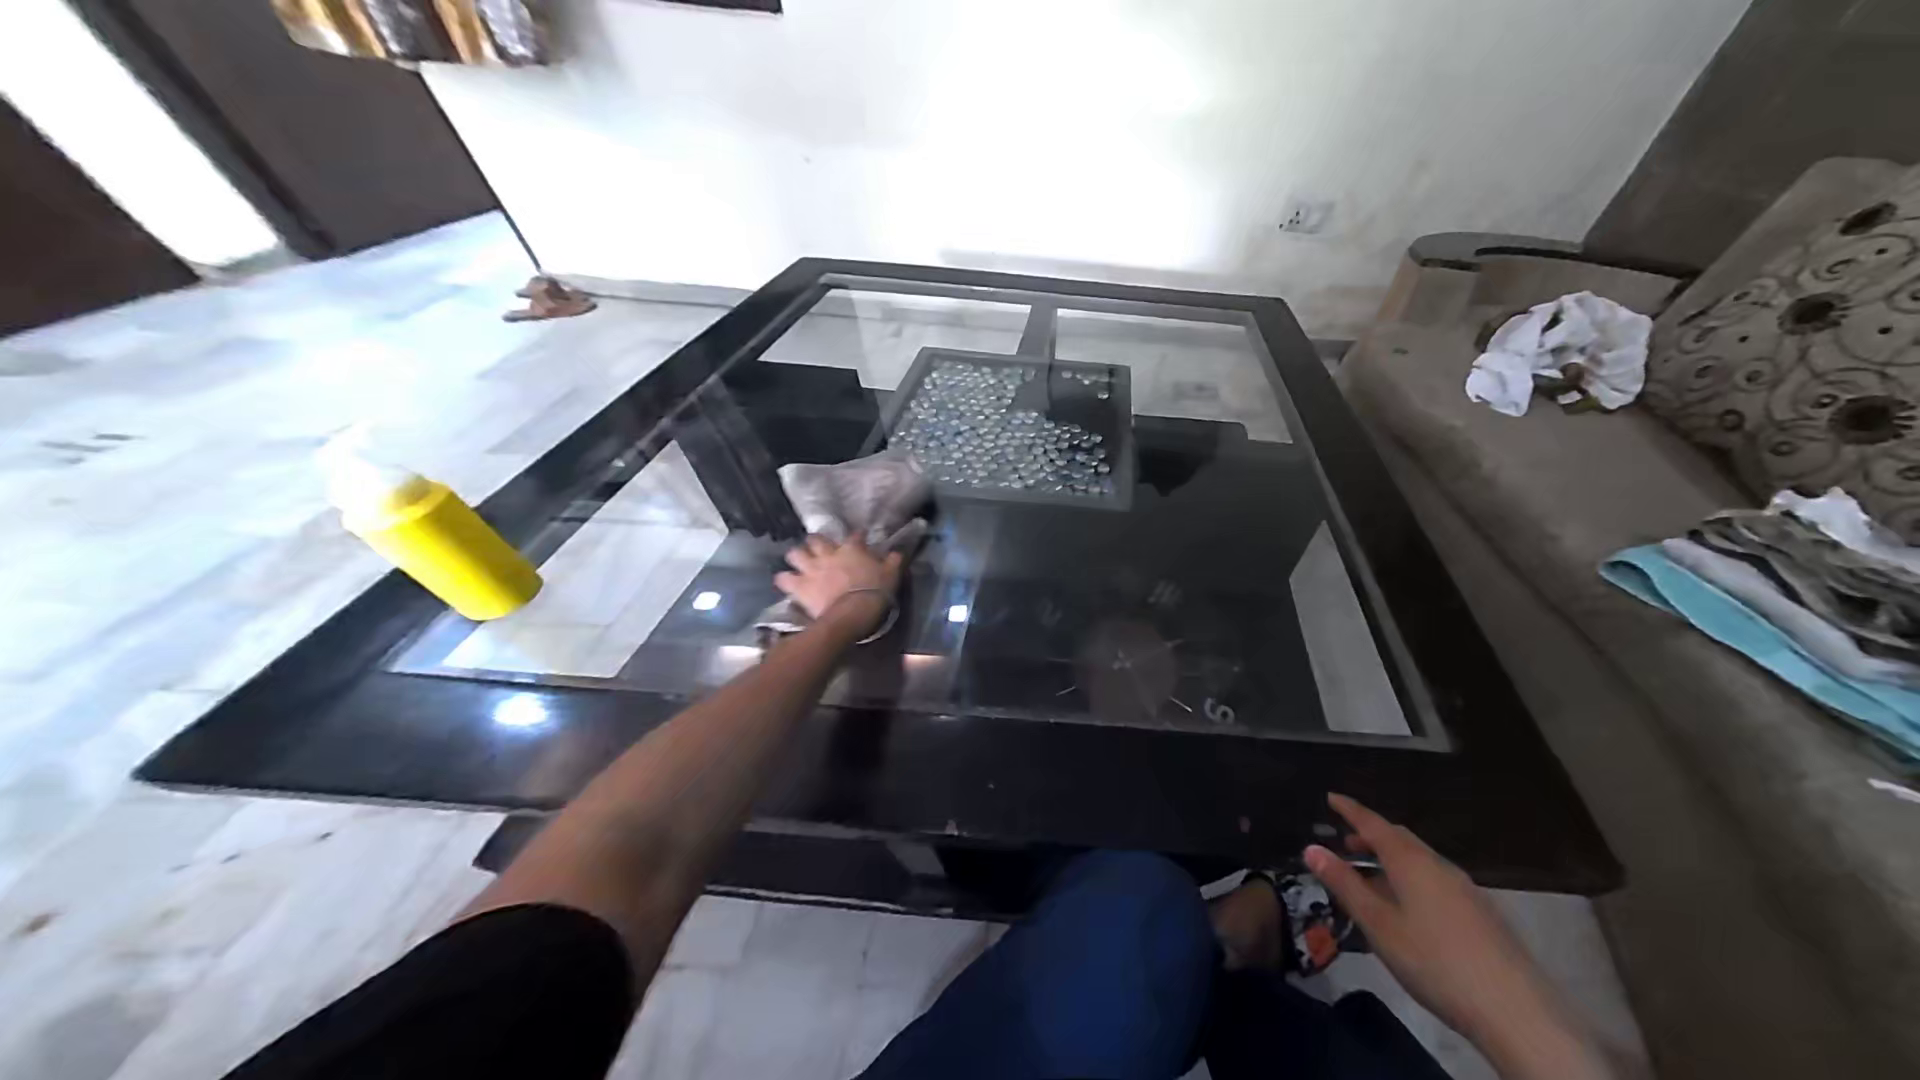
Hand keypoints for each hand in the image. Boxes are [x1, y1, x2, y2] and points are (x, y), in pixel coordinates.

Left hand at [774, 534, 903, 633]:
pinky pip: (784, 579)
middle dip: (816, 542)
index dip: (857, 536)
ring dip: (797, 556)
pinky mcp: (800, 585)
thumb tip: (897, 552)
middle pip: (816, 540)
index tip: (859, 538)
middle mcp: (828, 553)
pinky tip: (786, 581)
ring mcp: (811, 568)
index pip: (855, 536)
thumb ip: (893, 561)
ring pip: (795, 553)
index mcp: (852, 549)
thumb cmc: (875, 593)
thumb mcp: (891, 575)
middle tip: (819, 549)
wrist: (853, 613)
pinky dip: (784, 579)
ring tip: (799, 562)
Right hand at [1306, 794, 1610, 1079]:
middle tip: (1345, 843)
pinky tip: (1407, 908)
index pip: (1374, 823)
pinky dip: (1411, 878)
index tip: (1331, 796)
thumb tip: (1311, 848)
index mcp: (1412, 862)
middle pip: (1400, 838)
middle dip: (1371, 835)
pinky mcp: (1482, 914)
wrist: (1518, 1014)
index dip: (1350, 809)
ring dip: (1391, 859)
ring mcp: (1466, 890)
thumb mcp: (1378, 924)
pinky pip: (1436, 880)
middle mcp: (1440, 866)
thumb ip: (1344, 884)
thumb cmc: (1435, 962)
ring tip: (1371, 878)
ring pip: (1420, 860)